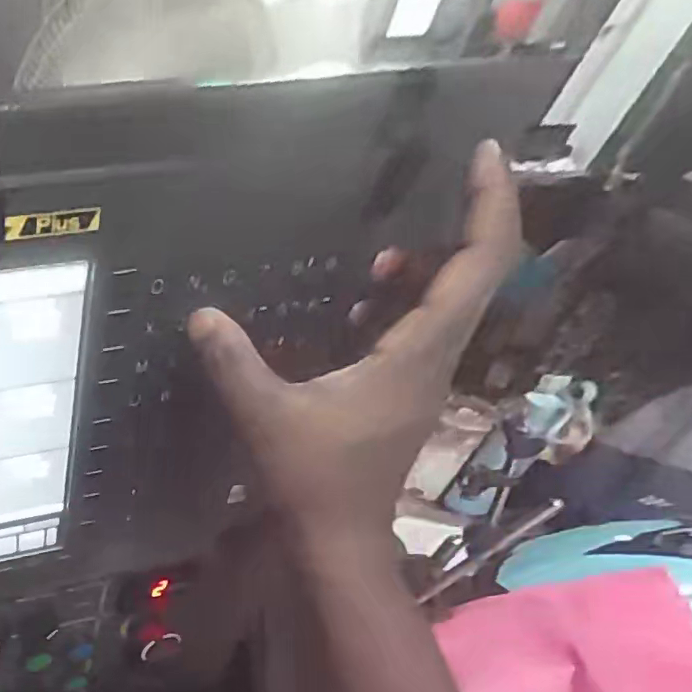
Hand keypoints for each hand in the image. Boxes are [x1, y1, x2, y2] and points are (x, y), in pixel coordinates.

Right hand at [189, 139, 523, 551]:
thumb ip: (235, 363)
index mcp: (418, 355)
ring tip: (378, 260)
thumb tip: (201, 315)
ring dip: (425, 274)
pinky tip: (359, 312)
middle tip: (420, 201)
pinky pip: (421, 336)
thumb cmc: (312, 478)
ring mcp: (424, 383)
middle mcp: (435, 362)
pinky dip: (402, 309)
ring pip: (449, 309)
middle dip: (456, 230)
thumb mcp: (266, 416)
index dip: (490, 205)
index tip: (482, 156)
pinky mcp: (405, 399)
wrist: (337, 536)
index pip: (480, 265)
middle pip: (475, 279)